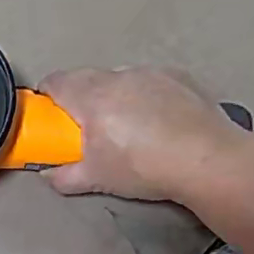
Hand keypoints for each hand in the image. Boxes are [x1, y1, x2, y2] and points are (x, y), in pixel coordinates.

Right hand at [39, 67, 253, 203]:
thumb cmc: (149, 167)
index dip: (46, 98)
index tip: (48, 116)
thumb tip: (51, 175)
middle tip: (84, 131)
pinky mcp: (178, 79)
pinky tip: (153, 127)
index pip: (55, 82)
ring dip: (113, 99)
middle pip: (86, 79)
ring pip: (118, 80)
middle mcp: (120, 77)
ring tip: (124, 132)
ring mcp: (152, 74)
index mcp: (93, 97)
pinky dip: (143, 99)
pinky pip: (149, 83)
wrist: (207, 161)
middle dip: (79, 101)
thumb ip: (64, 176)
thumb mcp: (96, 179)